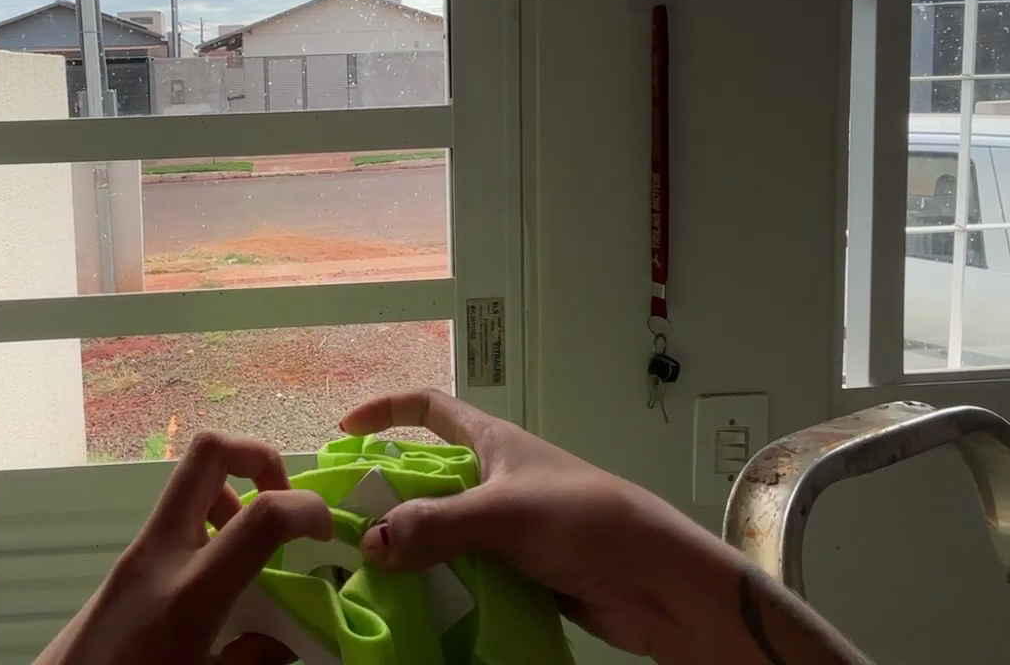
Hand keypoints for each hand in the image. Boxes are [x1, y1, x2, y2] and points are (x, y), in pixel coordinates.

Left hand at [36, 432, 331, 664]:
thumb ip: (256, 661)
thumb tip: (291, 636)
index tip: (325, 532)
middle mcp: (158, 554)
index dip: (306, 508)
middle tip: (284, 501)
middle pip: (208, 451)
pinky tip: (221, 572)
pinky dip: (214, 519)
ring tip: (255, 548)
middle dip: (259, 457)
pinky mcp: (127, 560)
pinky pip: (180, 513)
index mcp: (185, 596)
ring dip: (236, 492)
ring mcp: (137, 550)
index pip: (259, 517)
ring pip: (193, 479)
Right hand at [341, 390, 868, 664]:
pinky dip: (439, 580)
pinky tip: (415, 601)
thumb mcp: (503, 513)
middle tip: (347, 522)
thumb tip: (370, 544)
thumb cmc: (583, 519)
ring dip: (411, 544)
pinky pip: (464, 567)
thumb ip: (435, 525)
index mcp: (490, 440)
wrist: (663, 584)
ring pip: (443, 526)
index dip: (385, 410)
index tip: (345, 429)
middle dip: (388, 492)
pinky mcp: (519, 568)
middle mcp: (493, 476)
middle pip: (426, 474)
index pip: (427, 407)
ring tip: (370, 570)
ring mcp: (506, 524)